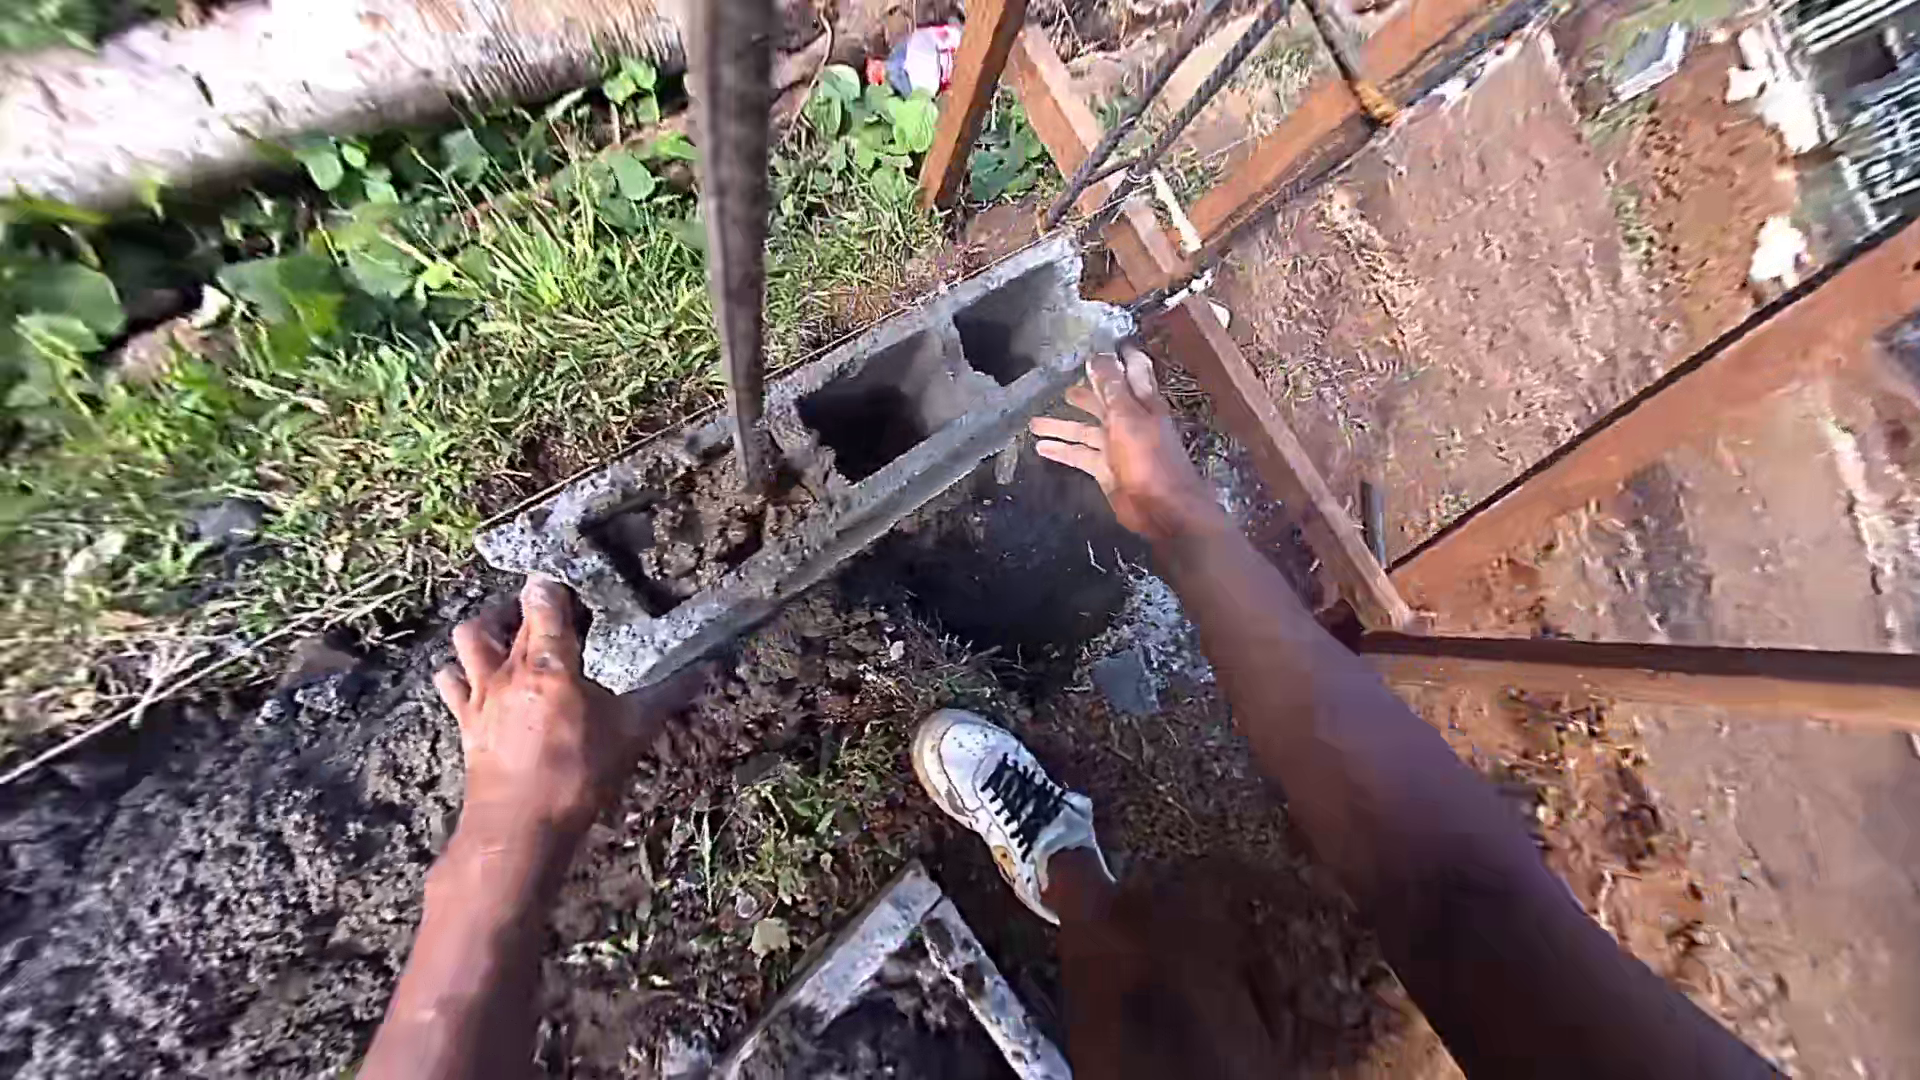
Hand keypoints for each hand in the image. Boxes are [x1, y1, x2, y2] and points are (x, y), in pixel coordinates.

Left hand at [434, 577, 672, 843]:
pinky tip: (482, 673)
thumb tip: (708, 670)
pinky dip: (462, 667)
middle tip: (559, 606)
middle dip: (531, 603)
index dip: (551, 584)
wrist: (520, 827)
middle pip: (509, 617)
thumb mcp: (634, 729)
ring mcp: (480, 694)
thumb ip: (670, 693)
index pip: (543, 605)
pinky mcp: (465, 718)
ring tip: (513, 630)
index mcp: (551, 666)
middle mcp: (508, 671)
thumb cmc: (580, 772)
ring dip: (488, 626)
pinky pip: (451, 679)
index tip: (565, 575)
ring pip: (468, 639)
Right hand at [1029, 344, 1229, 544]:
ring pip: (1086, 431)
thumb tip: (1098, 356)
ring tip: (1035, 421)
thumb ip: (1111, 387)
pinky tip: (1042, 448)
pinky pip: (1080, 456)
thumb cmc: (1149, 458)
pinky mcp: (1106, 470)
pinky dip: (1062, 451)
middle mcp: (1130, 422)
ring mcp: (1117, 447)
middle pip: (1103, 402)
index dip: (1122, 358)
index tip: (1108, 344)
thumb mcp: (1127, 417)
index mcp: (1142, 404)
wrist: (1162, 508)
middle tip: (1064, 384)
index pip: (1133, 372)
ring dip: (1062, 425)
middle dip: (1086, 393)